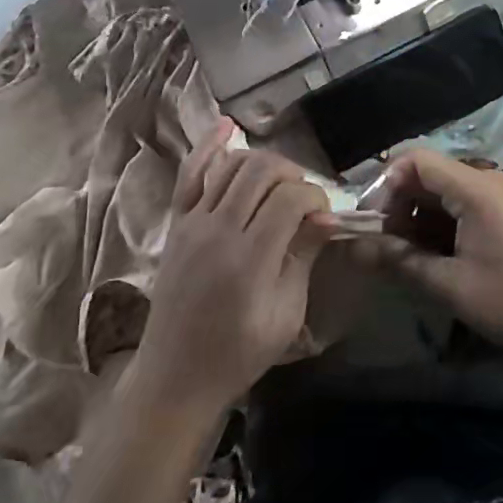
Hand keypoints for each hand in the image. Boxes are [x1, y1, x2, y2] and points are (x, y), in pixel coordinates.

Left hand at [130, 118, 332, 414]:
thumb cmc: (239, 354)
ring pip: (231, 165)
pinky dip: (209, 146)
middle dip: (292, 174)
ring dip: (262, 162)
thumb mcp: (286, 314)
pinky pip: (190, 173)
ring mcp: (191, 223)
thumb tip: (326, 218)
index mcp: (250, 259)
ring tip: (279, 181)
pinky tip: (229, 127)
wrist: (176, 376)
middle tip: (304, 199)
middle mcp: (218, 230)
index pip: (290, 198)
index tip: (324, 217)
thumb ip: (303, 256)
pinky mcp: (176, 224)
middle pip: (261, 171)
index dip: (315, 198)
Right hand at [347, 148, 502, 378]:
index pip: (413, 159)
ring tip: (401, 264)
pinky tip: (430, 266)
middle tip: (378, 250)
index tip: (367, 225)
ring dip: (415, 224)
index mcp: (475, 186)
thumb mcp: (452, 286)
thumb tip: (352, 247)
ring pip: (441, 197)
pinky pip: (461, 213)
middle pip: (426, 176)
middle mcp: (486, 182)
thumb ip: (399, 261)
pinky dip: (438, 233)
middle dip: (395, 207)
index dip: (382, 186)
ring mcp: (499, 201)